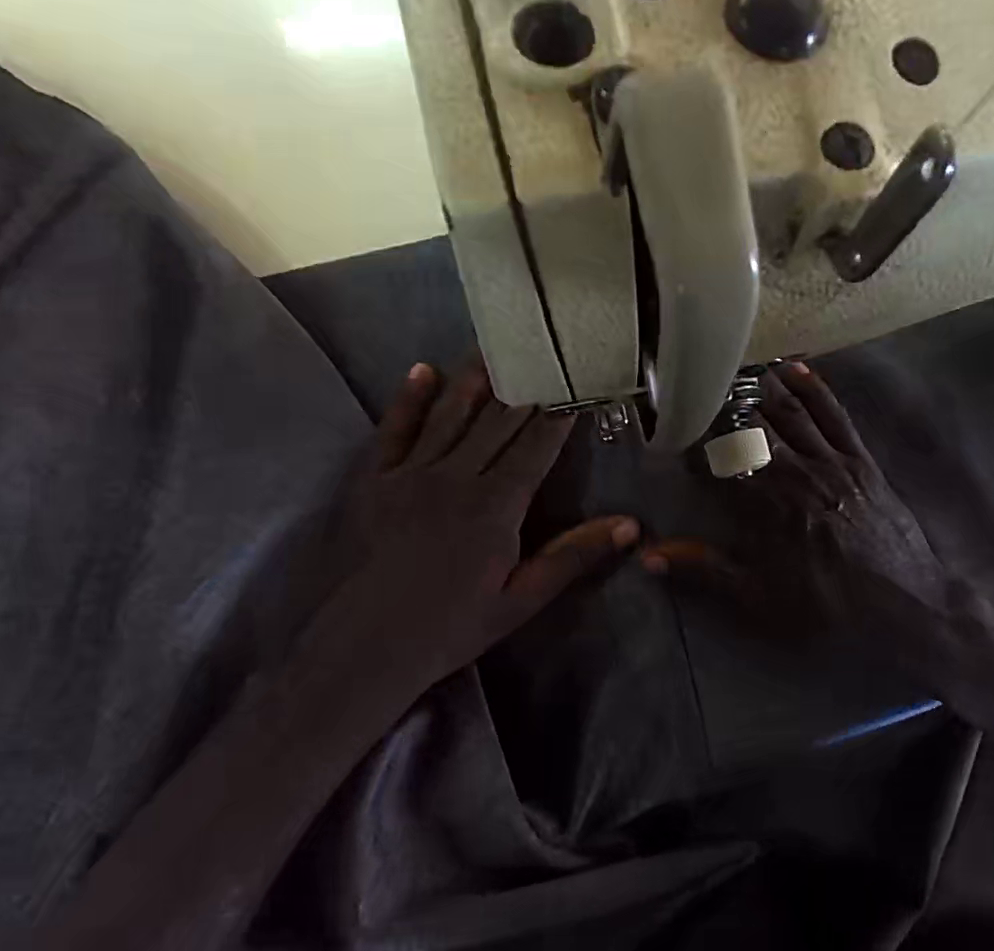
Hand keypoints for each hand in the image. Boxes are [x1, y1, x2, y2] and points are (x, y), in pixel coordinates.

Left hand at [308, 362, 638, 696]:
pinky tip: (422, 369)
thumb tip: (630, 526)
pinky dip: (409, 399)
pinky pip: (394, 431)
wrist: (362, 651)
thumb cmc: (451, 627)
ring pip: (451, 414)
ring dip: (476, 376)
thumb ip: (574, 556)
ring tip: (495, 342)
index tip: (577, 380)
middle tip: (544, 346)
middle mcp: (457, 477)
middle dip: (526, 382)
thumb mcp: (523, 600)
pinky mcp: (374, 481)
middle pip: (499, 420)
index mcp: (497, 506)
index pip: (538, 445)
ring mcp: (411, 475)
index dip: (560, 411)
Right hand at [643, 362, 957, 651]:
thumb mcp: (759, 597)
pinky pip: (835, 415)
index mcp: (767, 503)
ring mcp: (832, 460)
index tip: (677, 441)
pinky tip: (795, 369)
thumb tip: (649, 556)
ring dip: (762, 386)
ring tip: (736, 366)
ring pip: (792, 411)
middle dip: (723, 405)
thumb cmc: (828, 606)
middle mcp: (796, 470)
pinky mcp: (861, 458)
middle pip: (754, 424)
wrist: (905, 605)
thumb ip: (705, 570)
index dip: (695, 445)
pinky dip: (814, 389)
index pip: (720, 459)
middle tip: (699, 387)